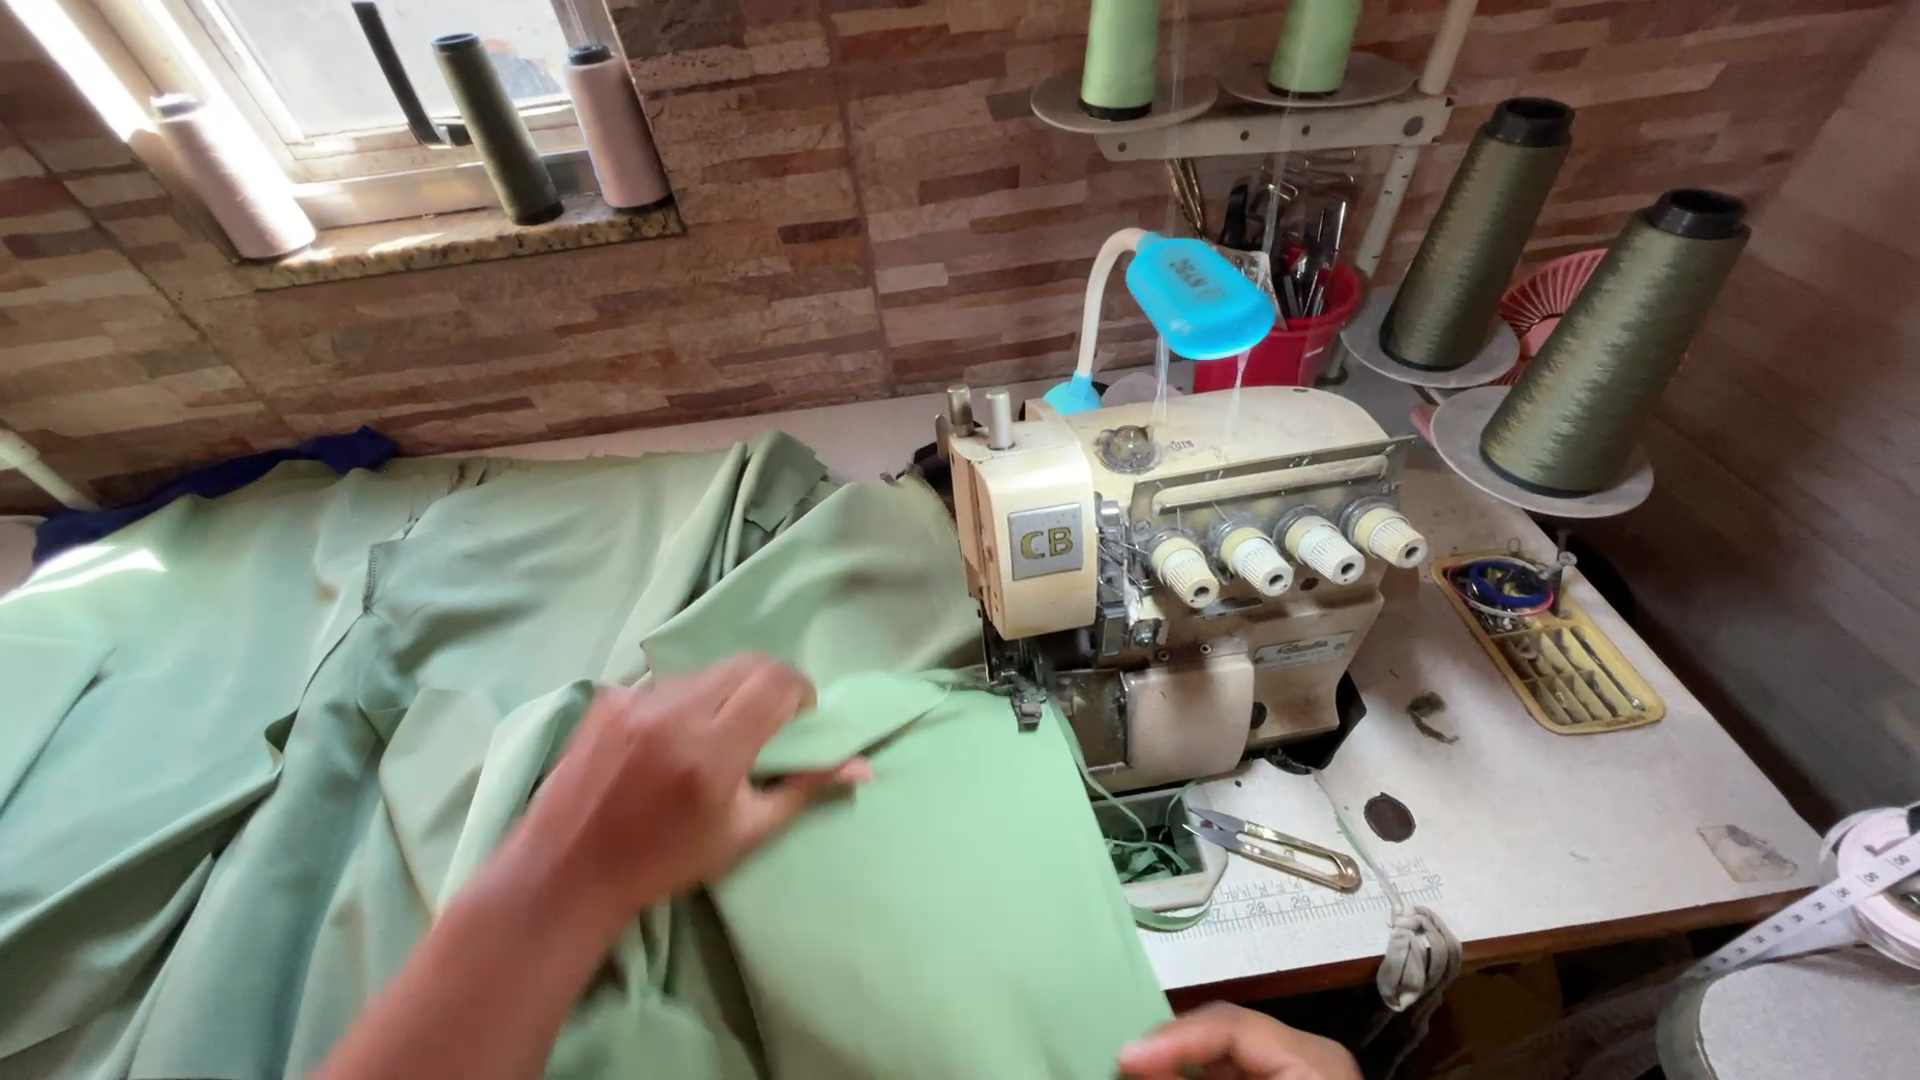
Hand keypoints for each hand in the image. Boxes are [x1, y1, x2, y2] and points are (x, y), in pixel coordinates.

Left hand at [523, 655, 869, 920]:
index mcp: (713, 752)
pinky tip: (671, 738)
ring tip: (717, 732)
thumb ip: (805, 789)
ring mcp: (636, 701)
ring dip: (729, 691)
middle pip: (748, 663)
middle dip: (771, 684)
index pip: (777, 682)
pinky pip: (669, 682)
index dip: (801, 691)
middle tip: (770, 720)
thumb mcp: (746, 834)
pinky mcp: (609, 698)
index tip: (801, 718)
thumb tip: (863, 766)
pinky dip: (687, 700)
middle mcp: (675, 714)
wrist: (566, 872)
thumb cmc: (665, 862)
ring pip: (709, 670)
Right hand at [1119, 1003, 1360, 1079]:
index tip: (1125, 1058)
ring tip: (1134, 1073)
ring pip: (1222, 1058)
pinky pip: (1230, 1077)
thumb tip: (1132, 1065)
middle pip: (1220, 1036)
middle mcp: (1305, 1057)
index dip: (1173, 1039)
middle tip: (1122, 1065)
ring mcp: (1295, 1076)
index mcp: (1311, 1060)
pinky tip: (1169, 1079)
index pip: (1229, 1025)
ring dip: (1179, 1070)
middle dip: (1169, 1054)